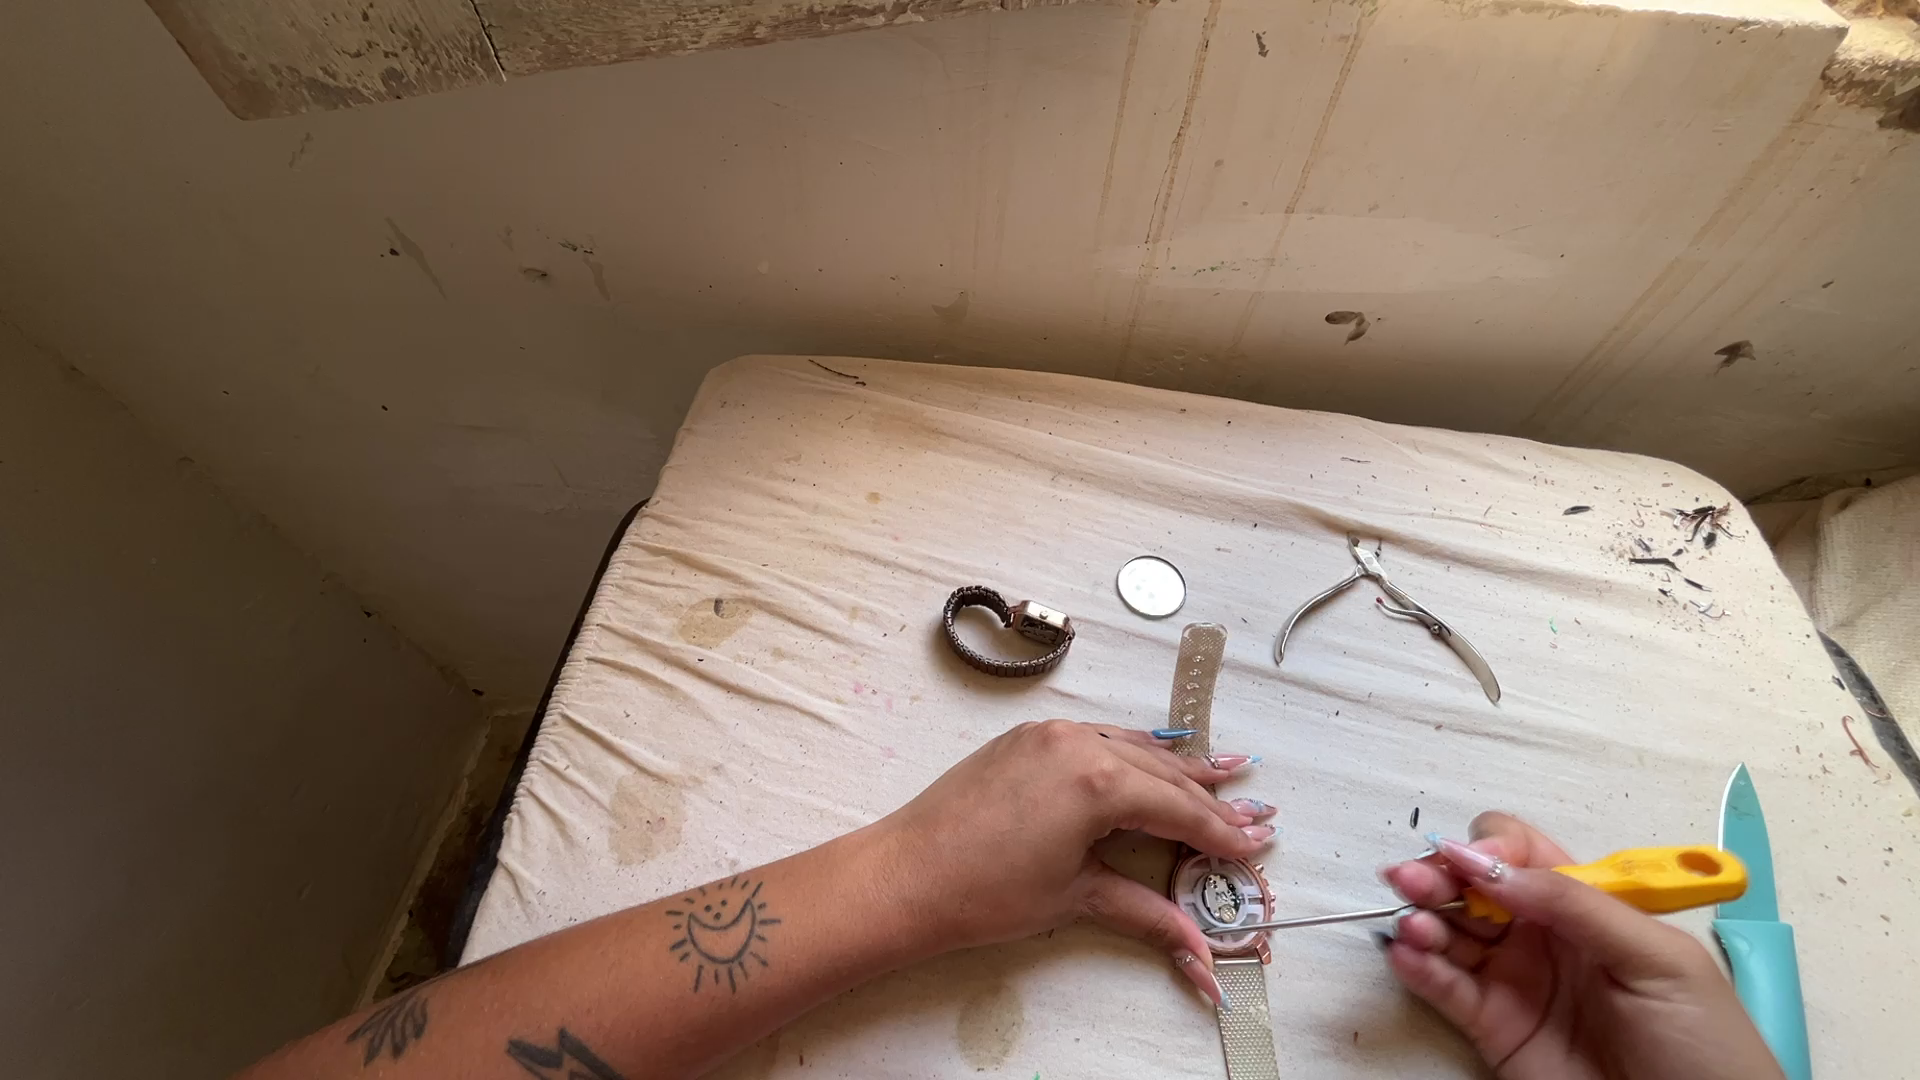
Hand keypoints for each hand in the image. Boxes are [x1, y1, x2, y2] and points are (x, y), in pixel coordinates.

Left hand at [871, 719, 1274, 1007]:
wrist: (907, 872)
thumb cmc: (988, 892)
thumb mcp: (1074, 897)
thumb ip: (1145, 913)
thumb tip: (1202, 956)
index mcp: (1096, 781)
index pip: (1176, 808)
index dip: (1220, 831)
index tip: (1257, 842)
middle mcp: (1078, 742)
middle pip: (1159, 771)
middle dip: (1207, 796)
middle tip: (1254, 809)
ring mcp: (1049, 733)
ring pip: (1128, 746)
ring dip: (1172, 764)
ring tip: (1220, 769)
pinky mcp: (1026, 736)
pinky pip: (1093, 736)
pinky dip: (1128, 750)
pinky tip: (1149, 755)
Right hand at [1379, 812, 1782, 1079]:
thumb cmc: (1706, 1050)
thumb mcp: (1661, 962)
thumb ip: (1573, 903)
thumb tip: (1482, 861)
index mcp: (1580, 908)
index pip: (1518, 853)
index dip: (1489, 848)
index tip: (1469, 861)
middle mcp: (1536, 934)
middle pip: (1467, 884)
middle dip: (1433, 874)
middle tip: (1410, 881)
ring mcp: (1508, 978)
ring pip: (1445, 928)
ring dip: (1419, 918)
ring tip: (1415, 930)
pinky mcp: (1487, 1024)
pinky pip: (1439, 984)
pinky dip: (1413, 964)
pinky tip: (1407, 957)